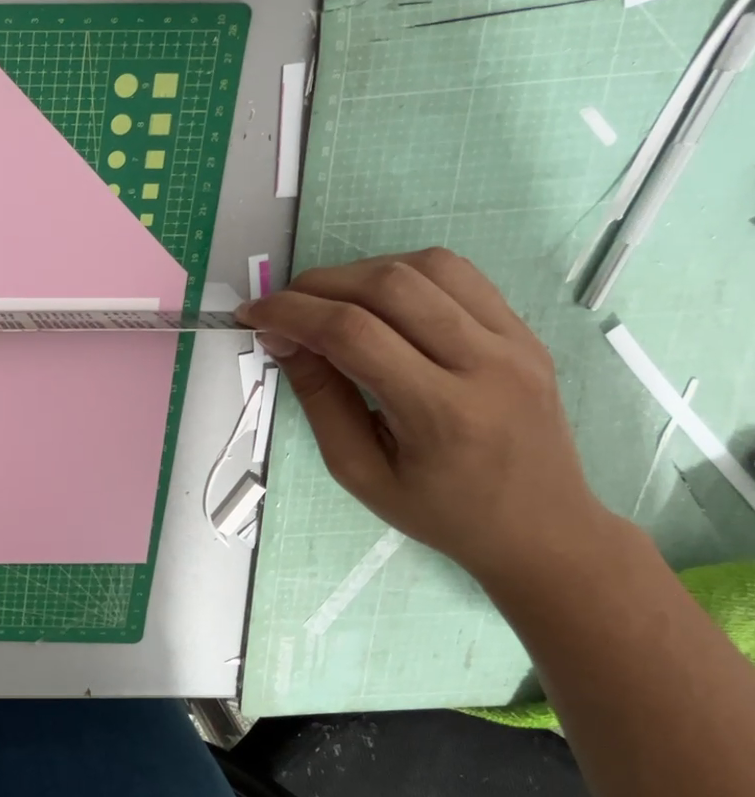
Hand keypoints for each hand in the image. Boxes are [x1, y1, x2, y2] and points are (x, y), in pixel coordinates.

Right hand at [236, 248, 604, 580]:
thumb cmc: (441, 512)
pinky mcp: (525, 332)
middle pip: (388, 286)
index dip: (290, 313)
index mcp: (442, 412)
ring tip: (328, 301)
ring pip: (426, 266)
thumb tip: (280, 337)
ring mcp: (516, 343)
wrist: (544, 530)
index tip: (252, 315)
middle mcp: (487, 365)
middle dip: (317, 285)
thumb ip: (318, 397)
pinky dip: (403, 273)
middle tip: (283, 308)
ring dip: (359, 273)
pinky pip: (458, 275)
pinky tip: (377, 300)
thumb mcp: (358, 469)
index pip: (352, 332)